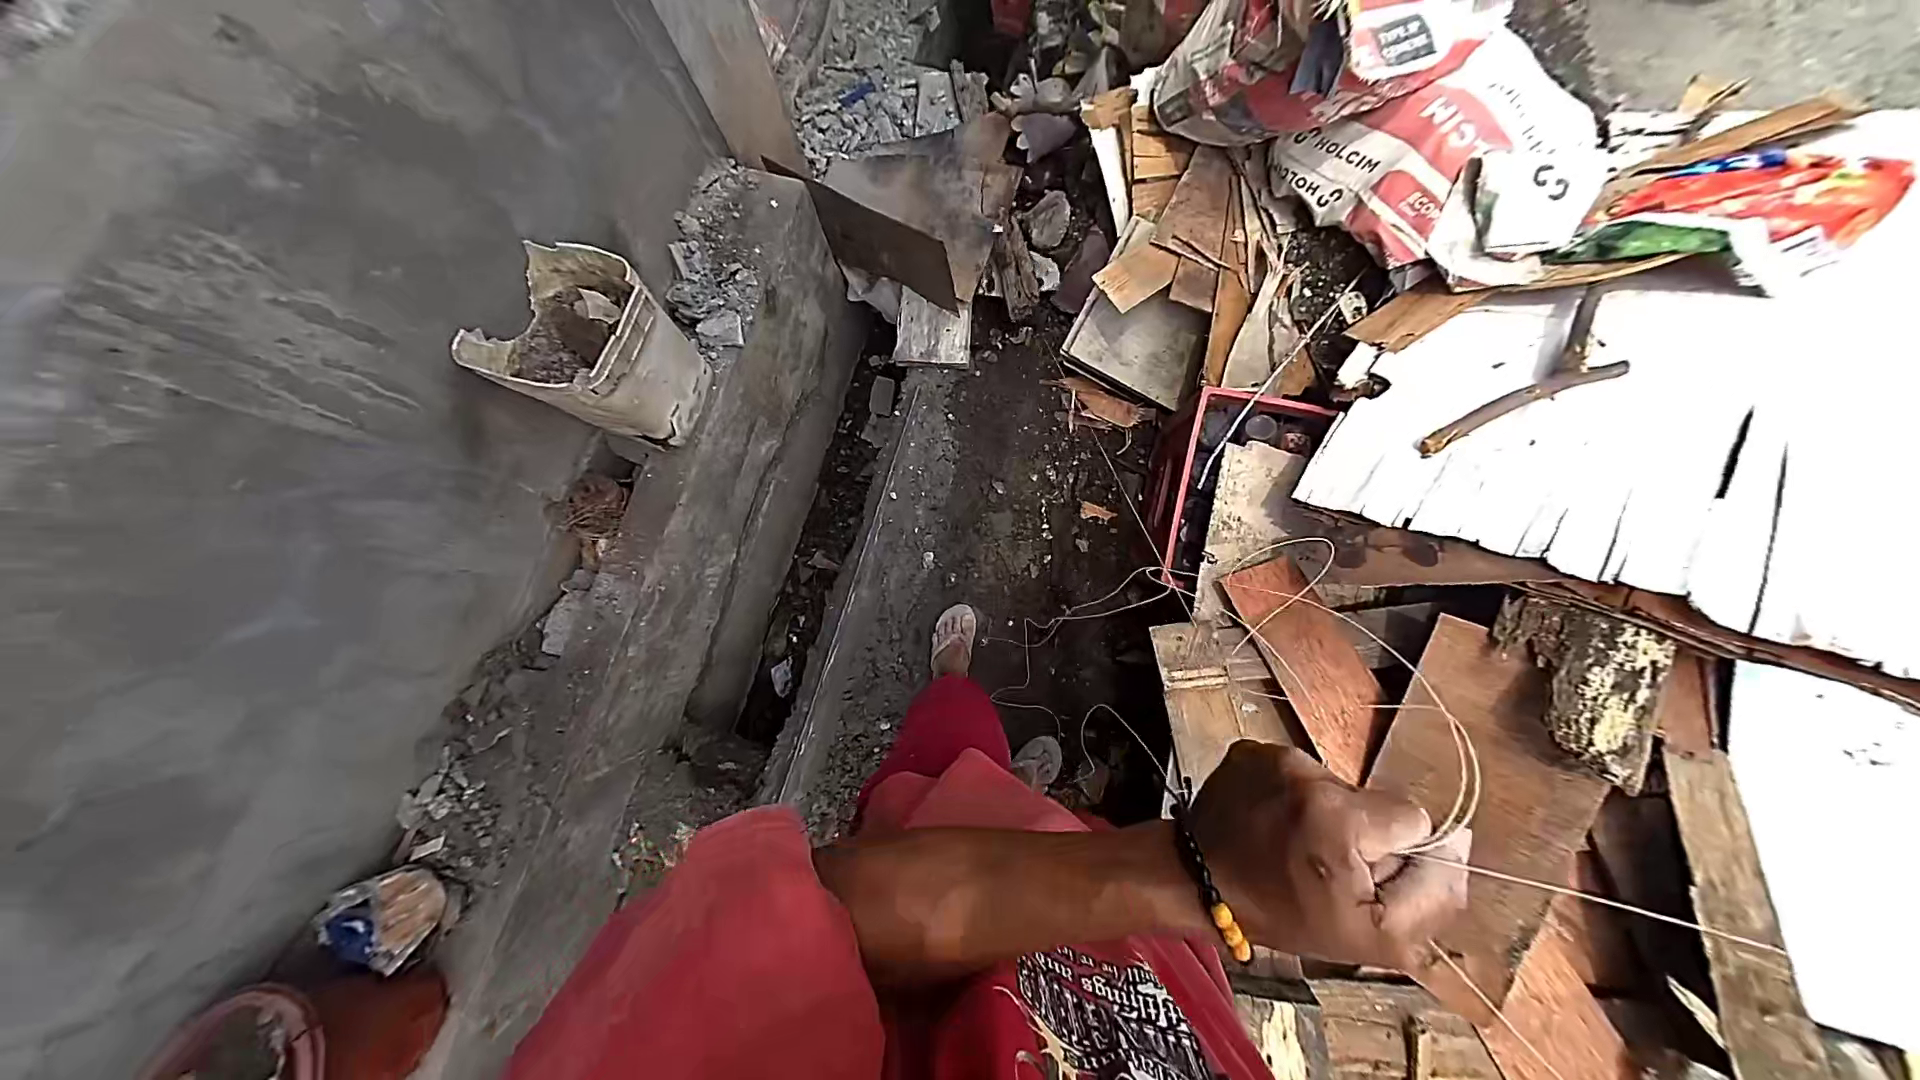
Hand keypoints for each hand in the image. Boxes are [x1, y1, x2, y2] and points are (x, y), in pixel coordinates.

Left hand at [1188, 740, 1469, 971]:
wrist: (1199, 880)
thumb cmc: (1284, 913)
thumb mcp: (1376, 936)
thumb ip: (1434, 895)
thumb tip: (1457, 844)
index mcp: (1339, 813)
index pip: (1412, 817)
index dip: (1394, 851)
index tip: (1358, 871)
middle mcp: (1305, 771)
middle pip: (1368, 799)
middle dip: (1358, 830)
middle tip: (1318, 861)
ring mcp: (1271, 754)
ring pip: (1331, 784)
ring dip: (1321, 812)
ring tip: (1288, 842)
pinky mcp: (1248, 750)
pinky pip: (1293, 771)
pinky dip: (1289, 794)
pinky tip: (1268, 820)